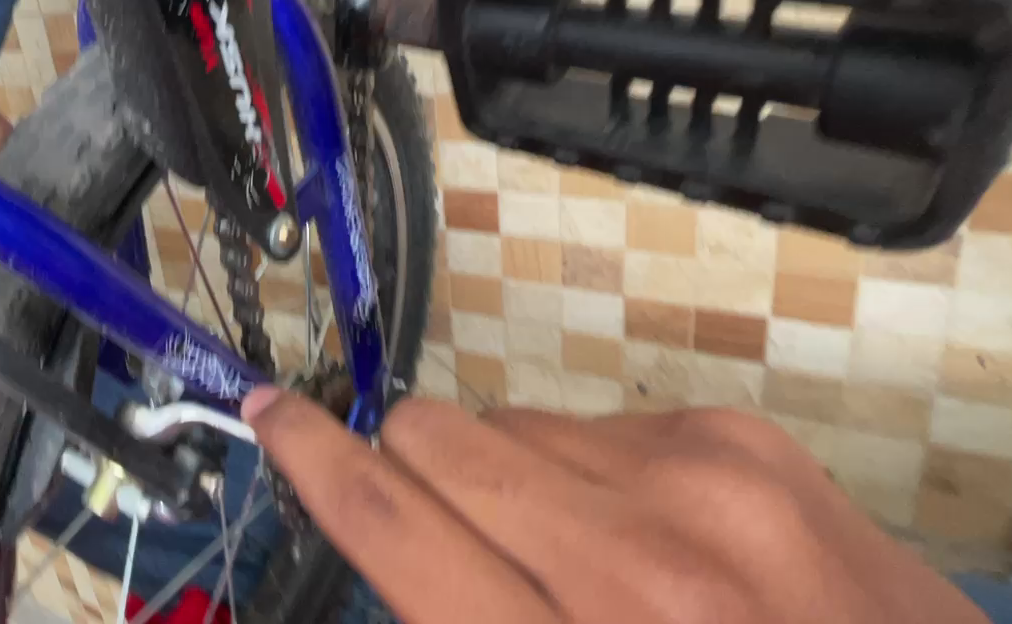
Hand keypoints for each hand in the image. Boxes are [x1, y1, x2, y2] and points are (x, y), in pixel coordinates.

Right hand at [243, 389, 987, 623]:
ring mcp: (702, 482)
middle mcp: (641, 566)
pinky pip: (582, 419)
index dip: (309, 452)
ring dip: (513, 481)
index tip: (270, 409)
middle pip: (428, 434)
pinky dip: (588, 474)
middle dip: (423, 475)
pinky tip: (667, 544)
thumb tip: (386, 522)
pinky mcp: (741, 437)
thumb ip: (447, 613)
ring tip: (596, 562)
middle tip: (473, 544)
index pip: (387, 514)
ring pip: (501, 420)